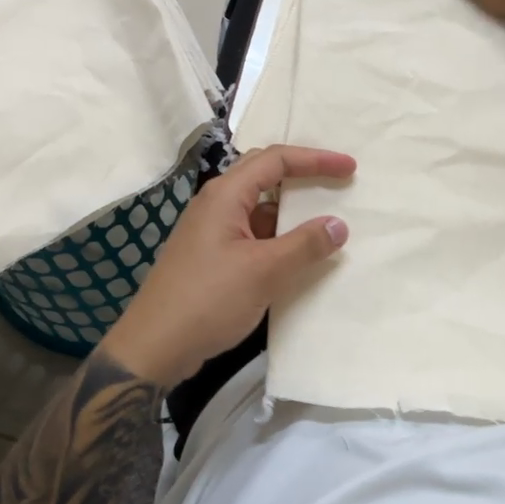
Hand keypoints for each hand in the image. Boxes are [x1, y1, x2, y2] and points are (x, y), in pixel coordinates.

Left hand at [98, 146, 355, 384]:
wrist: (155, 344)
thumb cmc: (208, 299)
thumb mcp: (263, 272)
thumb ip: (304, 245)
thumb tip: (338, 224)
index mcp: (225, 194)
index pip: (274, 159)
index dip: (314, 159)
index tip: (349, 167)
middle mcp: (215, 203)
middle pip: (263, 174)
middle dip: (302, 175)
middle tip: (338, 183)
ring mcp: (211, 229)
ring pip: (257, 207)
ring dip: (290, 210)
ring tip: (326, 221)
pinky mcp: (210, 255)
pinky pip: (251, 232)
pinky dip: (277, 236)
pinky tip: (297, 254)